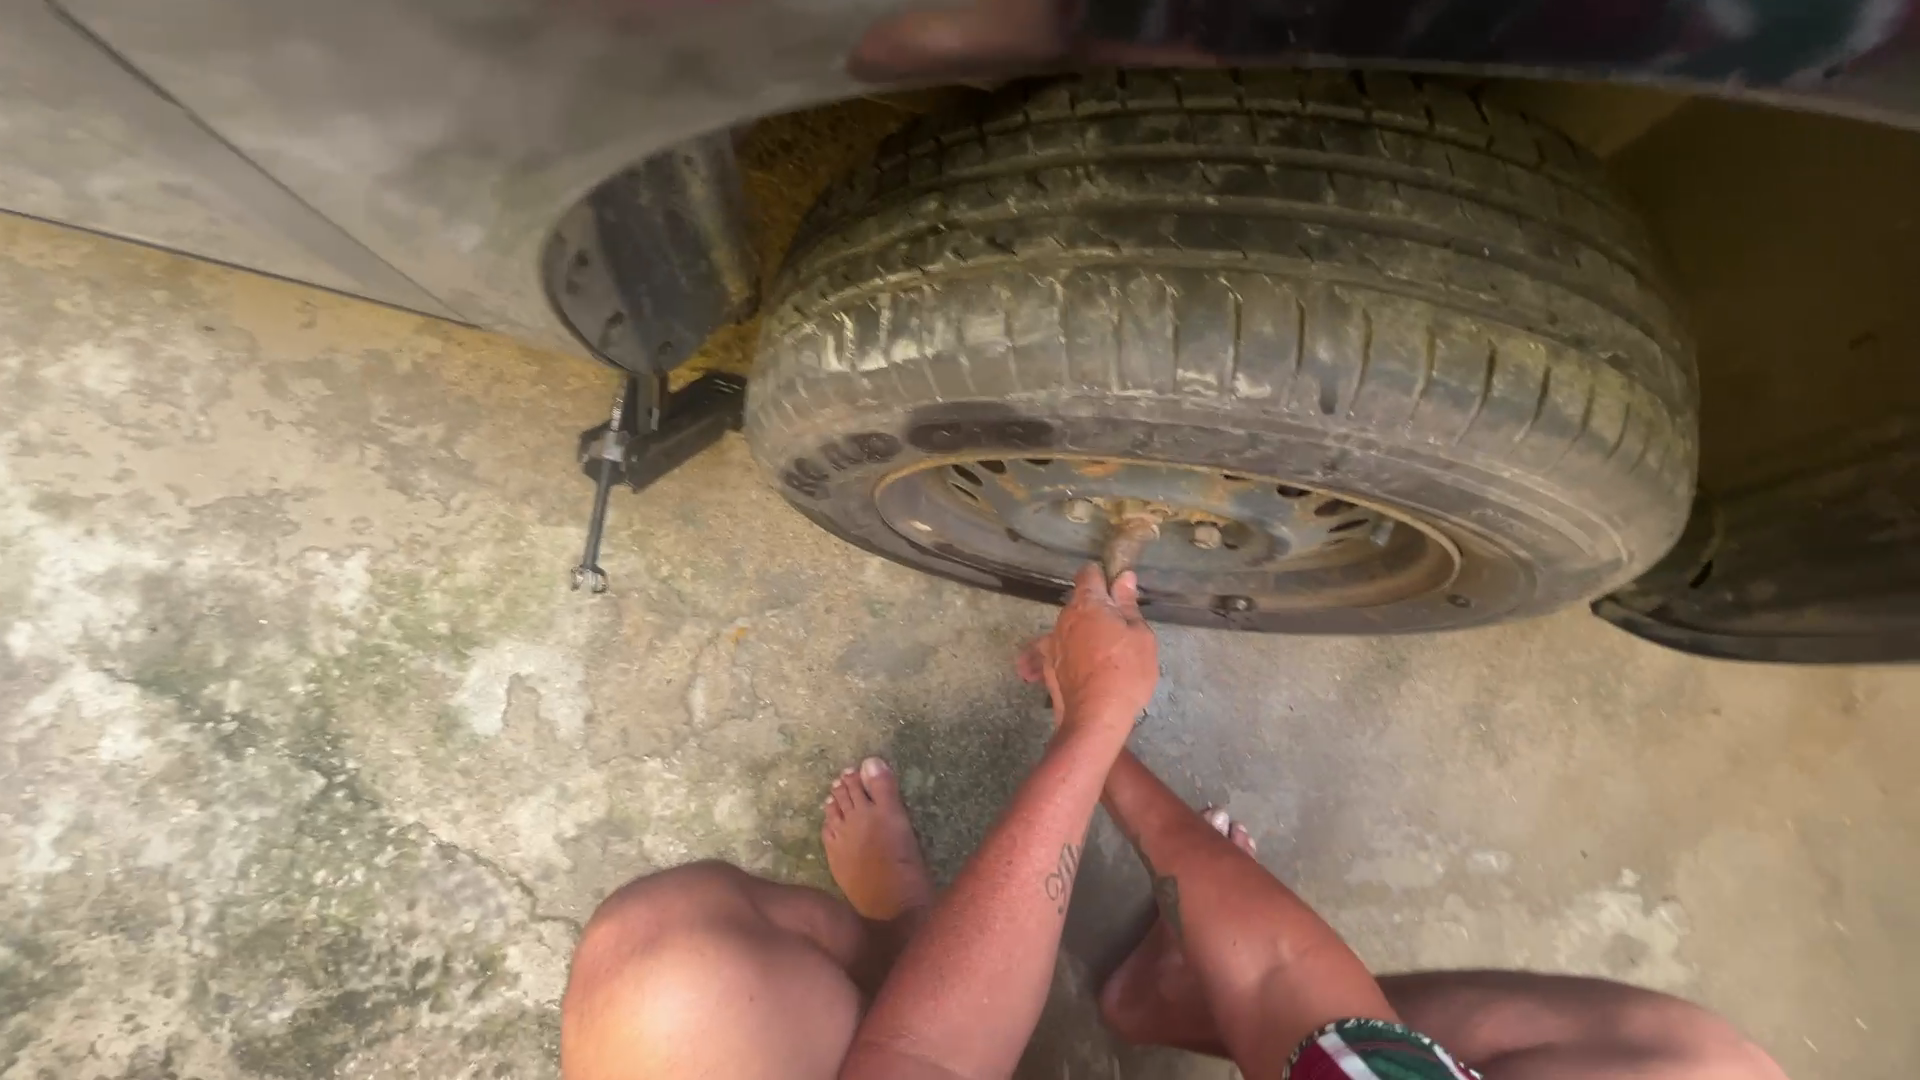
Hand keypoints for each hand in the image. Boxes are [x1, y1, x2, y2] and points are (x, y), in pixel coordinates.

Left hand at [1017, 563, 1157, 736]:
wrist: (1095, 717)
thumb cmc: (1125, 672)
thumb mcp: (1140, 635)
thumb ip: (1128, 604)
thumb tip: (1124, 577)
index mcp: (1087, 604)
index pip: (1089, 574)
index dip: (1103, 576)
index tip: (1118, 588)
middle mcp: (1064, 618)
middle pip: (1079, 602)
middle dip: (1096, 608)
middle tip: (1119, 626)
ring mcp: (1052, 642)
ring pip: (1068, 627)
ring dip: (1082, 631)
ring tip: (1103, 652)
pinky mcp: (1046, 665)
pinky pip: (1054, 652)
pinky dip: (1064, 654)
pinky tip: (1071, 665)